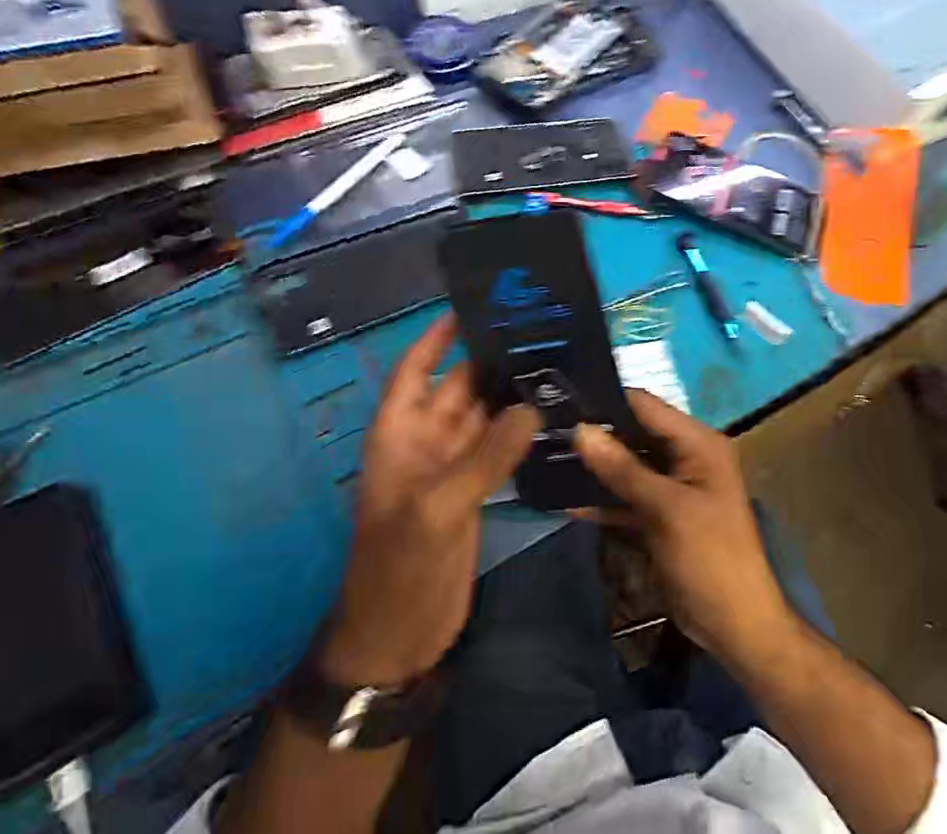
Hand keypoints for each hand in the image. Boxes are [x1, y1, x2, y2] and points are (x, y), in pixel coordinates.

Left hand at [318, 314, 540, 685]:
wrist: (396, 636)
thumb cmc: (398, 568)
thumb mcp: (435, 510)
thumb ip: (484, 458)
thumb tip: (531, 408)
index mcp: (397, 437)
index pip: (413, 374)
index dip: (434, 340)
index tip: (469, 310)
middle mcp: (423, 445)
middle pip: (455, 390)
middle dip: (487, 364)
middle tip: (534, 335)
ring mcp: (449, 470)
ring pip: (480, 420)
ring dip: (508, 398)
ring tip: (550, 367)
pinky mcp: (472, 494)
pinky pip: (496, 452)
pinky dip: (518, 435)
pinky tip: (548, 419)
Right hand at [571, 390, 795, 661]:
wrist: (734, 625)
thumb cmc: (711, 558)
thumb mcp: (667, 509)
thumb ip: (623, 469)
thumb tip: (580, 429)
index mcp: (699, 444)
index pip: (646, 406)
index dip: (607, 400)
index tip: (561, 399)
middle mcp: (686, 457)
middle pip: (633, 434)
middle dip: (595, 433)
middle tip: (545, 429)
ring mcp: (671, 487)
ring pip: (626, 465)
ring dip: (593, 465)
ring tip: (545, 454)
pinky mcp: (658, 514)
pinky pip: (625, 496)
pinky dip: (601, 498)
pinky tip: (563, 496)